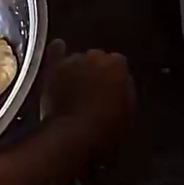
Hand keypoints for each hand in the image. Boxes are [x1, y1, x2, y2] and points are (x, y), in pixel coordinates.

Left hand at [40, 42, 135, 161]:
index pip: (119, 64)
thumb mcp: (128, 110)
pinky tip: (58, 49)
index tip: (112, 90)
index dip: (114, 78)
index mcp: (118, 65)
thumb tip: (120, 83)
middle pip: (98, 58)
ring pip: (78, 59)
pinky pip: (56, 52)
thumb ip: (125, 89)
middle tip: (94, 92)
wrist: (75, 135)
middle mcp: (96, 56)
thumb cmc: (107, 127)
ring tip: (74, 88)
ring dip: (78, 69)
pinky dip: (58, 52)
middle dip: (96, 71)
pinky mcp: (54, 68)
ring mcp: (73, 60)